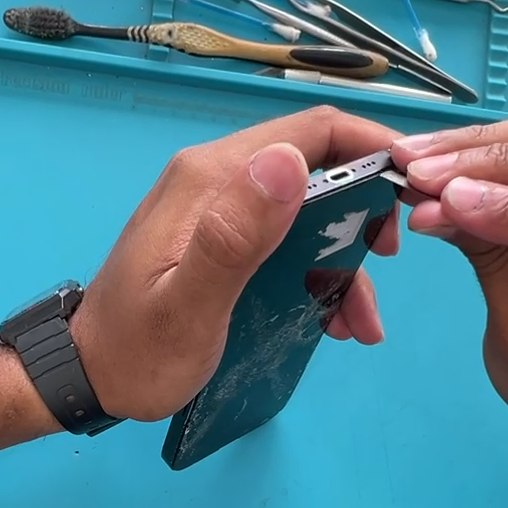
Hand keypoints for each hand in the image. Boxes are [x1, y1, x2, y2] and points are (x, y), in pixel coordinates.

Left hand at [74, 106, 400, 421]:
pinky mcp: (217, 237)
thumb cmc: (138, 353)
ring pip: (304, 207)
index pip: (311, 131)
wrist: (89, 376)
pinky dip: (314, 271)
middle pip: (315, 165)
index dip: (374, 149)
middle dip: (364, 210)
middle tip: (385, 262)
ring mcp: (215, 208)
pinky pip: (282, 236)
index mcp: (210, 179)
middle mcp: (214, 178)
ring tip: (360, 319)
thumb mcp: (188, 308)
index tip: (417, 192)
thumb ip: (233, 238)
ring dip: (342, 255)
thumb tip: (289, 163)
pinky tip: (331, 320)